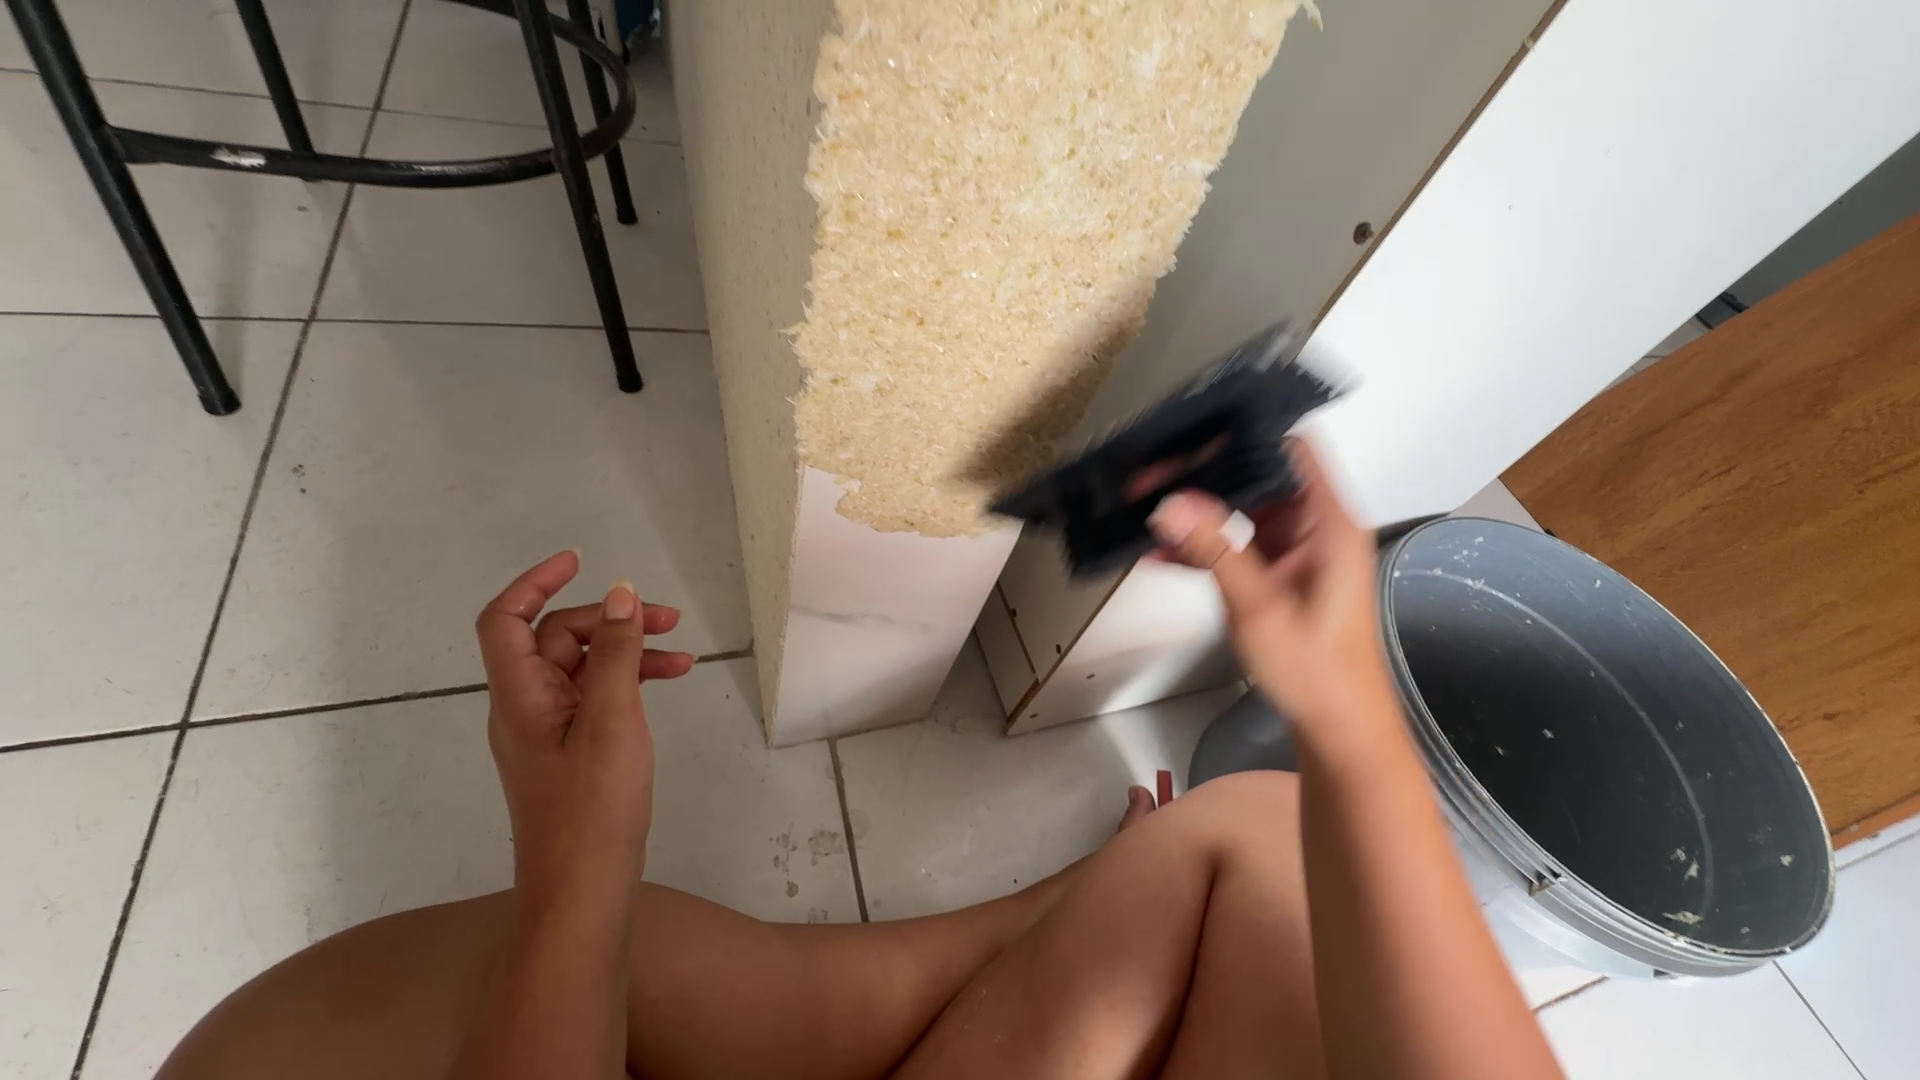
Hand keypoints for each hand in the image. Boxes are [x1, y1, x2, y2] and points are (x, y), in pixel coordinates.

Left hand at [475, 551, 694, 904]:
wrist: (586, 889)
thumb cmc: (593, 805)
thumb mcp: (611, 719)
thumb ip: (614, 653)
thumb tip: (619, 593)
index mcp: (520, 696)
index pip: (505, 620)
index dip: (535, 583)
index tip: (578, 561)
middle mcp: (527, 706)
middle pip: (556, 639)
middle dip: (610, 620)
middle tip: (667, 619)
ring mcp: (550, 731)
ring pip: (583, 668)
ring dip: (628, 651)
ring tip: (682, 654)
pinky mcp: (573, 750)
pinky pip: (596, 697)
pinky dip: (630, 681)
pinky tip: (667, 682)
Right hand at [1147, 439, 1395, 729]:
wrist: (1337, 725)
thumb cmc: (1317, 670)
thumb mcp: (1260, 608)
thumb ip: (1215, 552)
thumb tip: (1169, 506)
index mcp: (1329, 523)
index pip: (1289, 450)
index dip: (1243, 436)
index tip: (1191, 440)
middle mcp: (1314, 526)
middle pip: (1255, 477)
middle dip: (1201, 477)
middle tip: (1149, 480)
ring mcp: (1292, 550)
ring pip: (1237, 511)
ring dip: (1193, 516)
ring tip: (1142, 513)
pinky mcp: (1274, 572)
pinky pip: (1232, 546)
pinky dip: (1199, 549)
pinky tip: (1158, 555)